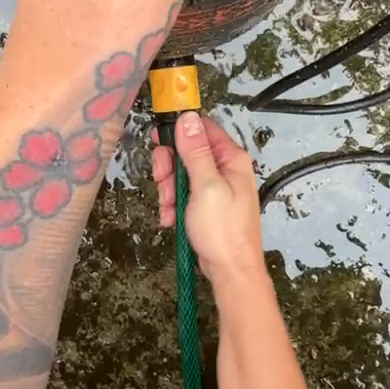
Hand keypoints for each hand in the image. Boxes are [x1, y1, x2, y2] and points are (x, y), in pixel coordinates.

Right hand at [151, 112, 266, 285]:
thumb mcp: (205, 185)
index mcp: (231, 158)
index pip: (202, 129)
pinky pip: (183, 193)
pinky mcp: (207, 203)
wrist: (230, 271)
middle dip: (169, 167)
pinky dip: (173, 204)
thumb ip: (195, 151)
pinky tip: (170, 217)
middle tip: (163, 182)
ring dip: (168, 189)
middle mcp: (225, 169)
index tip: (158, 141)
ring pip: (181, 174)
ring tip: (168, 206)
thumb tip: (188, 118)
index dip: (178, 132)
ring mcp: (216, 187)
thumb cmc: (223, 230)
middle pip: (187, 152)